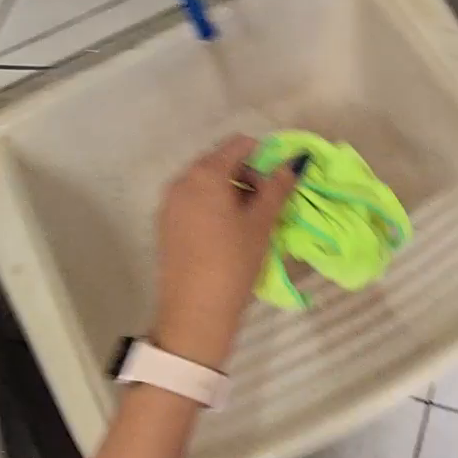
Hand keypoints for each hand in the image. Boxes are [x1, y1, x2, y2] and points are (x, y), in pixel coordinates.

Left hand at [151, 135, 299, 369]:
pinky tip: (227, 235)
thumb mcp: (262, 223)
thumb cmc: (233, 263)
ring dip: (231, 192)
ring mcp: (168, 203)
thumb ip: (277, 188)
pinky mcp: (164, 225)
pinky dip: (213, 207)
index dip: (264, 157)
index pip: (239, 144)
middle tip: (266, 206)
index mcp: (204, 174)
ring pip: (206, 183)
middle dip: (247, 175)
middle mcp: (181, 181)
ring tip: (249, 223)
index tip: (278, 184)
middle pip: (220, 161)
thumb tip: (292, 164)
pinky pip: (193, 202)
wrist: (195, 313)